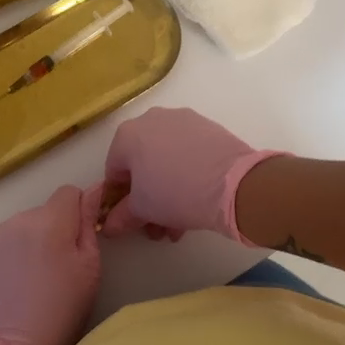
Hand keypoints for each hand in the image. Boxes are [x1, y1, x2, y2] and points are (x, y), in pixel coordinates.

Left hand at [0, 184, 104, 344]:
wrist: (25, 338)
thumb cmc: (67, 303)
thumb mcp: (90, 263)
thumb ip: (89, 221)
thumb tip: (93, 190)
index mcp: (51, 222)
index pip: (68, 192)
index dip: (78, 209)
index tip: (78, 234)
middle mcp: (21, 218)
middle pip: (46, 208)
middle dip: (55, 224)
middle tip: (58, 259)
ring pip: (26, 220)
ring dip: (33, 234)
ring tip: (37, 268)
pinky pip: (7, 232)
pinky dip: (14, 244)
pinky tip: (19, 270)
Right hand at [99, 107, 284, 243]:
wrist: (234, 183)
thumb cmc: (176, 193)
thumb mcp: (143, 210)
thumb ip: (121, 216)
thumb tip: (109, 225)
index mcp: (127, 135)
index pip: (113, 171)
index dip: (120, 199)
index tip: (133, 218)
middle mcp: (151, 120)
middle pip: (142, 165)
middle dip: (148, 198)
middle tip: (157, 225)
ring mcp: (181, 120)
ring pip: (166, 160)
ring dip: (168, 191)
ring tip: (179, 223)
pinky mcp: (207, 127)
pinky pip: (187, 152)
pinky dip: (187, 174)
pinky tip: (197, 202)